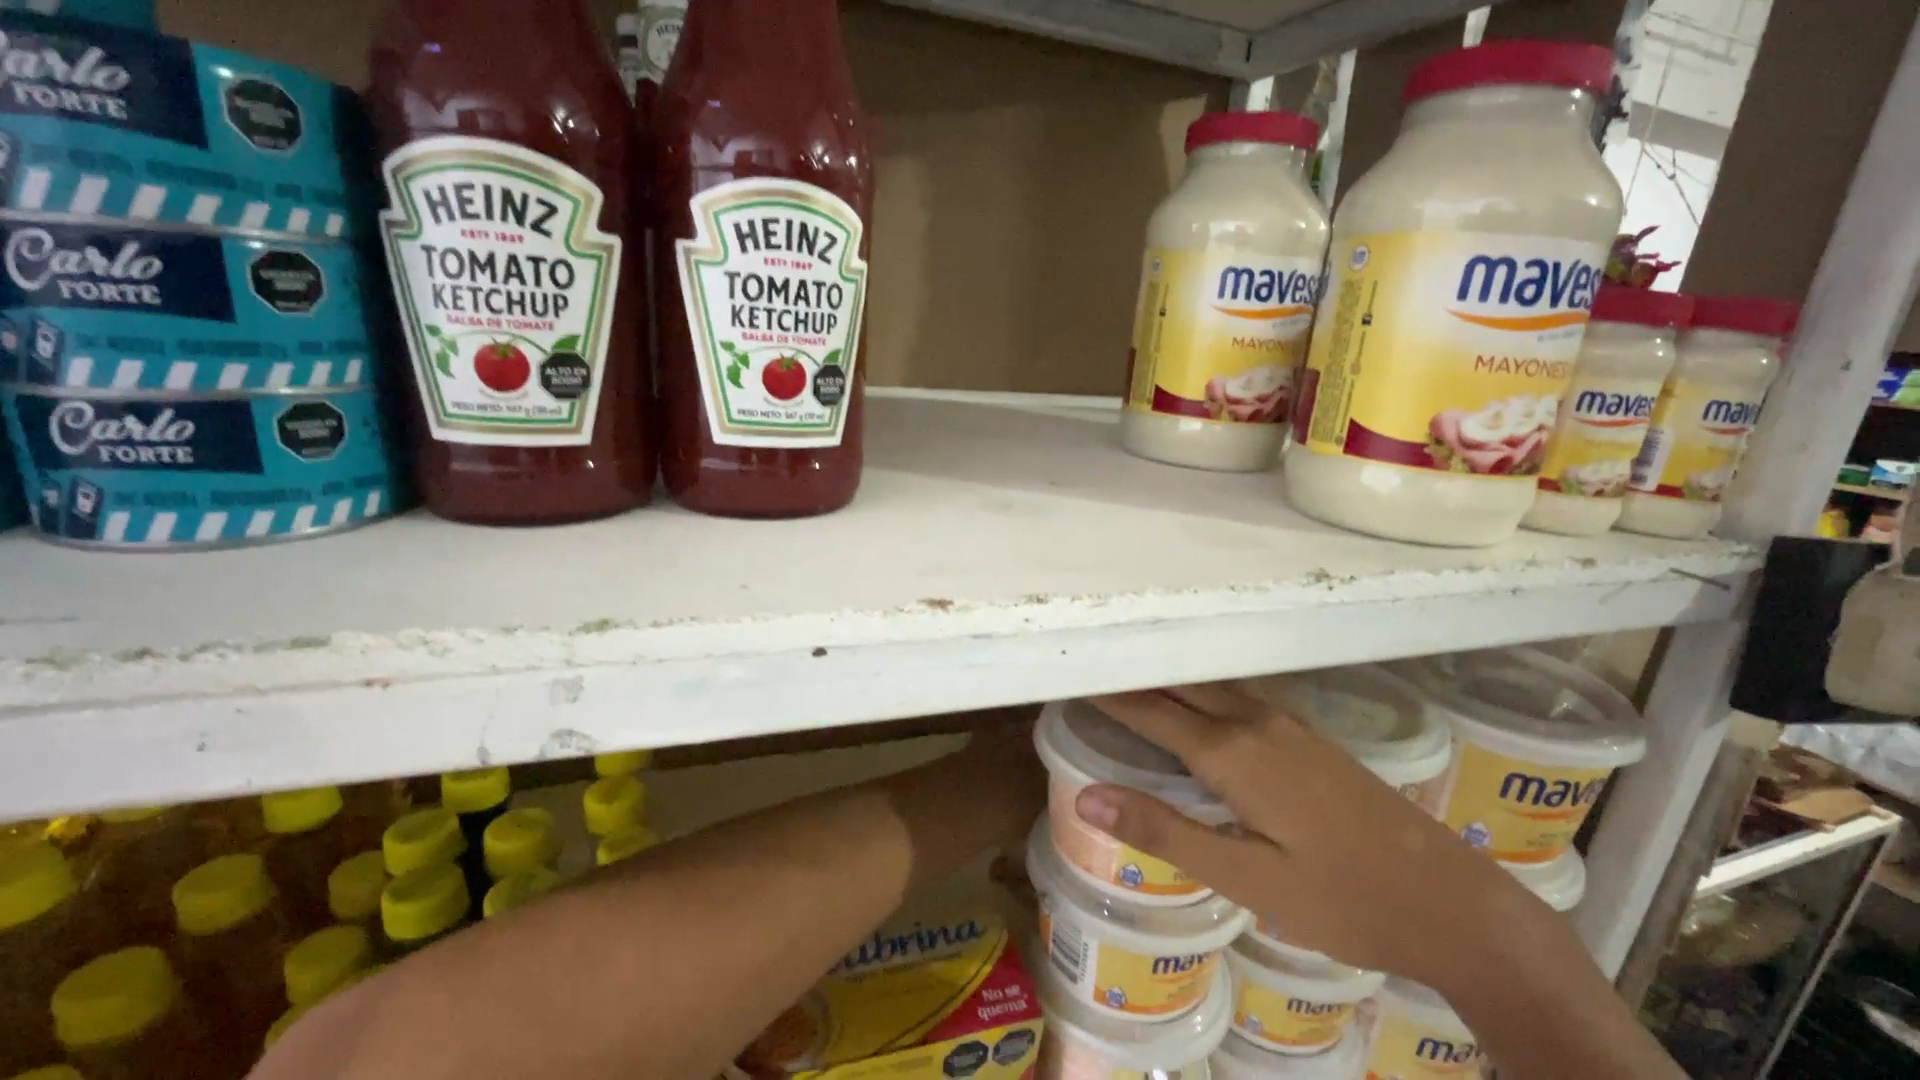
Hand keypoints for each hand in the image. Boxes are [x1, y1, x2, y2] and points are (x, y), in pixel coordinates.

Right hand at [1073, 683, 1550, 986]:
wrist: (1451, 902)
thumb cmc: (1342, 899)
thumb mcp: (1245, 879)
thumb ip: (1164, 833)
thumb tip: (1085, 796)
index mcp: (1232, 752)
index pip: (1147, 709)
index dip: (1102, 692)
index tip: (1060, 671)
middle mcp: (1256, 722)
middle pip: (1177, 685)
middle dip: (1128, 674)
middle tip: (1080, 663)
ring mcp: (1289, 725)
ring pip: (1210, 685)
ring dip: (1164, 676)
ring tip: (1123, 672)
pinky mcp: (1310, 738)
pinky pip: (1238, 695)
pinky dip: (1200, 689)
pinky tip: (1195, 700)